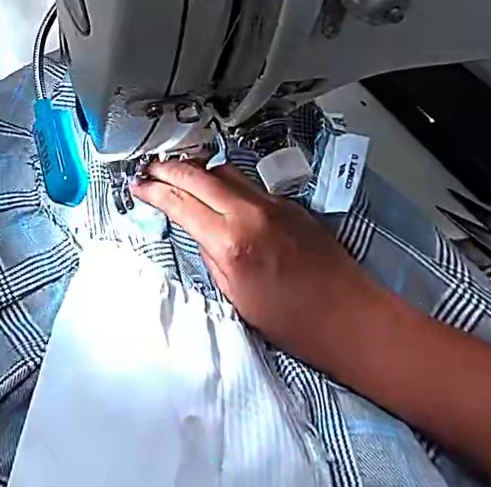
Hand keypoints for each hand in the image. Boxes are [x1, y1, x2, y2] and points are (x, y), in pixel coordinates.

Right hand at [131, 160, 396, 368]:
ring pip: (222, 169)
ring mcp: (270, 203)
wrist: (353, 320)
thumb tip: (196, 228)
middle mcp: (248, 213)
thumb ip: (210, 253)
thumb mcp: (235, 295)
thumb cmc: (294, 322)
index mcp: (230, 242)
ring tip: (178, 173)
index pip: (179, 202)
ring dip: (195, 168)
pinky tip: (218, 192)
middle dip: (167, 168)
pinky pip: (246, 182)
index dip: (153, 191)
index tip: (138, 186)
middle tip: (149, 169)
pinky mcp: (288, 203)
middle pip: (195, 174)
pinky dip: (224, 181)